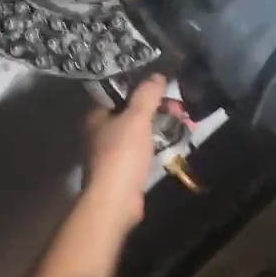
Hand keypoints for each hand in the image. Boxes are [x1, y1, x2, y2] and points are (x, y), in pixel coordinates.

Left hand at [82, 75, 165, 224]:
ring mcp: (109, 152)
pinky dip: (154, 145)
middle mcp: (98, 131)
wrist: (115, 202)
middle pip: (129, 111)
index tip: (163, 86)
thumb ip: (147, 94)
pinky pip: (140, 150)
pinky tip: (170, 143)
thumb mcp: (137, 118)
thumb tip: (157, 74)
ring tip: (180, 123)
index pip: (117, 91)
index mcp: (96, 114)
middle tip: (178, 108)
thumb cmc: (122, 154)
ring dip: (157, 126)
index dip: (141, 86)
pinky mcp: (121, 170)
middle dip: (155, 107)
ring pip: (136, 131)